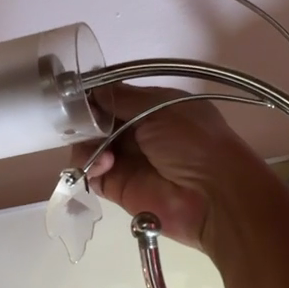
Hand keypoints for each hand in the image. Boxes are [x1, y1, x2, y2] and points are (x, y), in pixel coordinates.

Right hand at [76, 83, 266, 251]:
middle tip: (80, 120)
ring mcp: (127, 160)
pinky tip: (103, 163)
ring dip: (87, 142)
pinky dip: (89, 165)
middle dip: (86, 118)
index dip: (96, 95)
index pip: (116, 97)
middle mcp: (139, 132)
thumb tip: (94, 90)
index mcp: (155, 108)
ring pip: (90, 145)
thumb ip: (123, 98)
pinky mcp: (118, 186)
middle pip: (98, 121)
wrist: (213, 197)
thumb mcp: (161, 107)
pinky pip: (92, 172)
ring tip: (100, 148)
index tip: (75, 94)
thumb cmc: (194, 142)